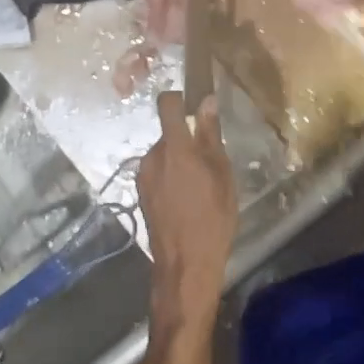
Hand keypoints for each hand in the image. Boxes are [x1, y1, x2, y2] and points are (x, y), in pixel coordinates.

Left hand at [137, 92, 236, 326]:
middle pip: (168, 133)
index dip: (179, 98)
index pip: (167, 104)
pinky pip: (157, 172)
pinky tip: (185, 199)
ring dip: (178, 160)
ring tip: (199, 186)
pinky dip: (170, 177)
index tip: (195, 105)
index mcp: (174, 147)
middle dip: (186, 140)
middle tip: (209, 161)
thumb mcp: (221, 174)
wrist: (185, 265)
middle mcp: (152, 156)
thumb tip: (206, 101)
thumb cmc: (212, 218)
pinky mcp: (141, 194)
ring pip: (163, 154)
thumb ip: (211, 136)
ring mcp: (143, 176)